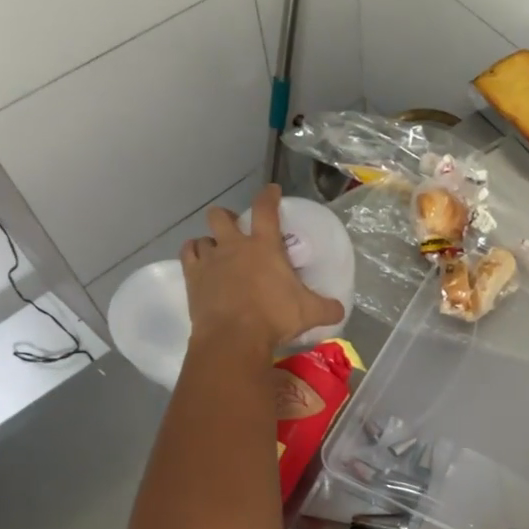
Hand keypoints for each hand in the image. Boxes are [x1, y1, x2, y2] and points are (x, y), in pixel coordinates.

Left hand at [181, 184, 344, 352]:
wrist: (234, 337)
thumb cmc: (274, 318)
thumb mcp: (310, 313)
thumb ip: (327, 308)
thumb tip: (340, 310)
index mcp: (264, 247)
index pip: (265, 209)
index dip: (268, 196)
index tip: (271, 191)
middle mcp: (234, 246)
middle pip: (220, 216)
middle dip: (227, 218)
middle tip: (235, 229)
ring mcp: (210, 260)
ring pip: (202, 237)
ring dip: (210, 241)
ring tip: (217, 252)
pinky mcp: (193, 277)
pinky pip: (188, 255)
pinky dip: (194, 255)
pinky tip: (200, 263)